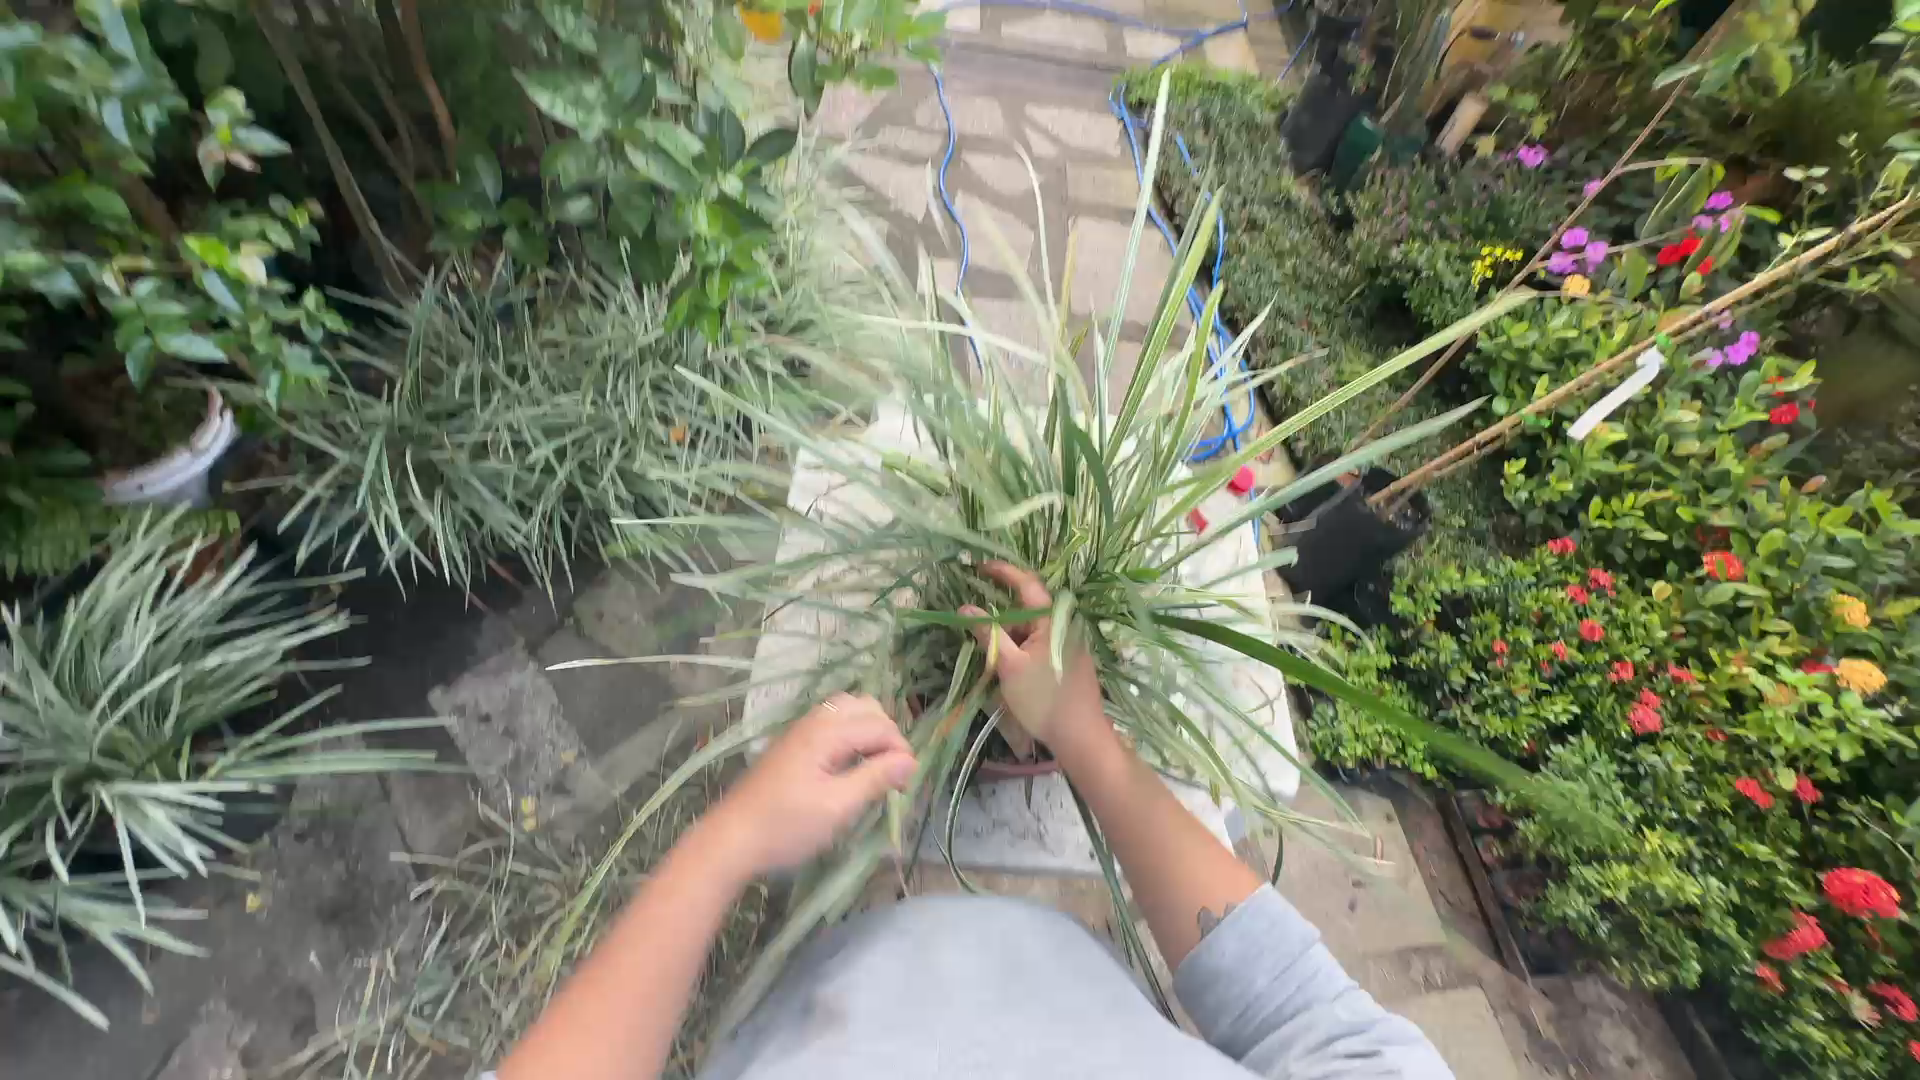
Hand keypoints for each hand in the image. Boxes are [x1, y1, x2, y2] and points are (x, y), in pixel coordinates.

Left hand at [698, 694, 916, 877]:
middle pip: (865, 706)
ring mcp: (801, 730)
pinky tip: (850, 765)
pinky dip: (851, 735)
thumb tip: (910, 761)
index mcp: (826, 732)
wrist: (730, 840)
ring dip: (869, 731)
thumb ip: (875, 779)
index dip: (900, 751)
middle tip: (891, 771)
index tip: (906, 784)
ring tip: (874, 766)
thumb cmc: (785, 827)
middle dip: (886, 733)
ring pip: (848, 711)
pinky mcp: (793, 744)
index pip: (879, 725)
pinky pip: (832, 723)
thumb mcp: (837, 808)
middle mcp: (815, 721)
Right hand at [958, 561, 1106, 757]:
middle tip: (975, 621)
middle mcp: (1064, 624)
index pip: (1026, 583)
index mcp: (1052, 619)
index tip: (979, 566)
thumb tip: (965, 607)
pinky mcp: (1069, 660)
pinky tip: (1008, 665)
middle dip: (1000, 614)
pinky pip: (1040, 643)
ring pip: (1032, 629)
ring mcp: (1069, 643)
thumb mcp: (1008, 665)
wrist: (1080, 736)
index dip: (1002, 572)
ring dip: (1010, 635)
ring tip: (990, 653)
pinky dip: (1021, 647)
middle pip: (1027, 608)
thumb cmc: (1043, 698)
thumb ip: (988, 633)